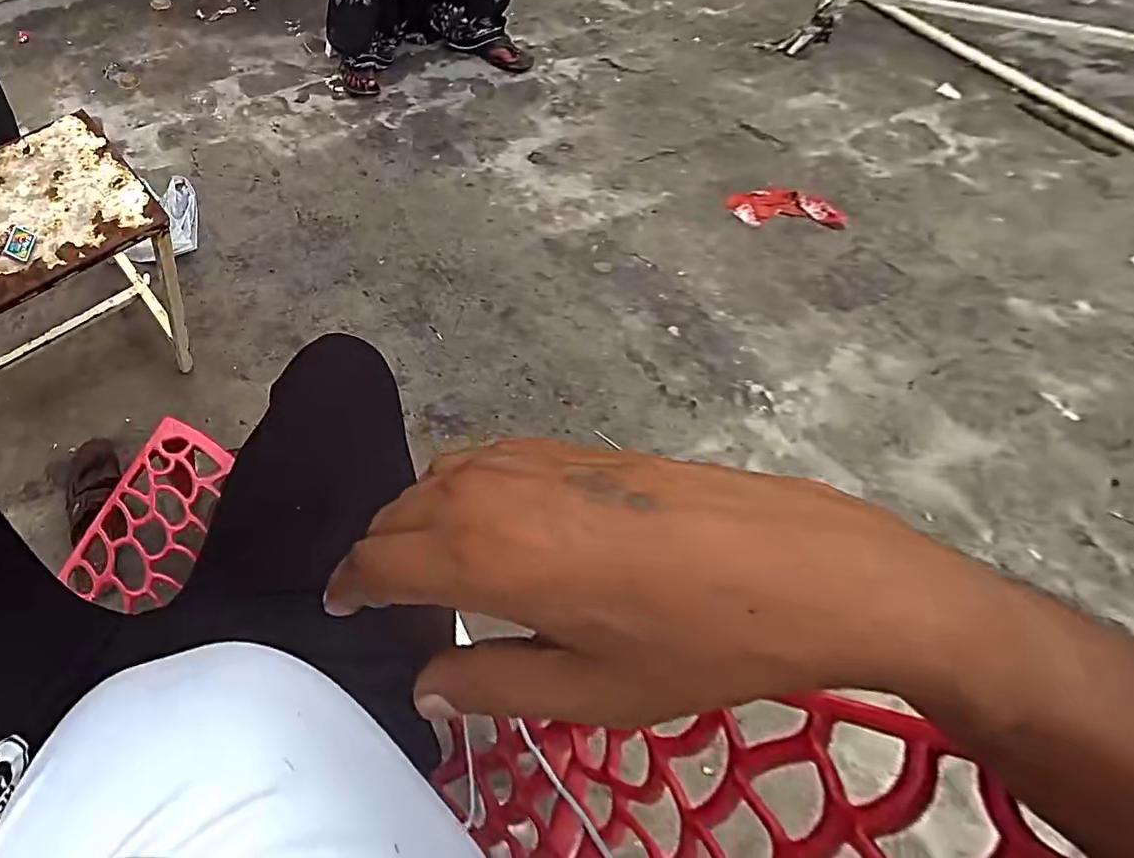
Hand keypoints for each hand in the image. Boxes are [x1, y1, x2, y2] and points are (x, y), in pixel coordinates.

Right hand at [324, 439, 997, 727]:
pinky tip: (482, 520)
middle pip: (392, 517)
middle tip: (381, 597)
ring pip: (425, 484)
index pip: (377, 562)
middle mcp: (480, 493)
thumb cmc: (690, 639)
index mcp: (479, 556)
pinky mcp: (549, 444)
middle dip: (375, 556)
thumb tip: (425, 688)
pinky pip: (468, 463)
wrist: (795, 562)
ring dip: (409, 522)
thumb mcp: (588, 690)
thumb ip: (487, 686)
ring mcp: (514, 459)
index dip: (348, 585)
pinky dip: (448, 492)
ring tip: (428, 562)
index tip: (338, 604)